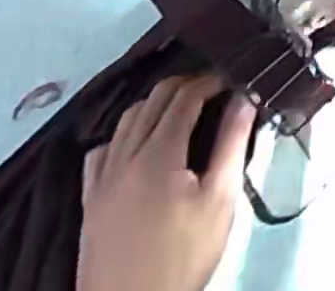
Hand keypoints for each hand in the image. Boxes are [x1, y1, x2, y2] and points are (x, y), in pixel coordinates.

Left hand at [78, 75, 257, 290]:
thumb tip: (246, 97)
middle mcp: (123, 158)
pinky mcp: (89, 200)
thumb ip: (232, 141)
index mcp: (158, 155)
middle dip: (188, 85)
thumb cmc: (184, 255)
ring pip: (126, 119)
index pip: (185, 96)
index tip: (236, 80)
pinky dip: (126, 133)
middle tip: (218, 90)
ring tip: (188, 109)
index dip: (213, 80)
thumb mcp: (220, 198)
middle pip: (153, 99)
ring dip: (158, 104)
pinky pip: (102, 150)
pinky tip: (143, 144)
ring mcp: (100, 180)